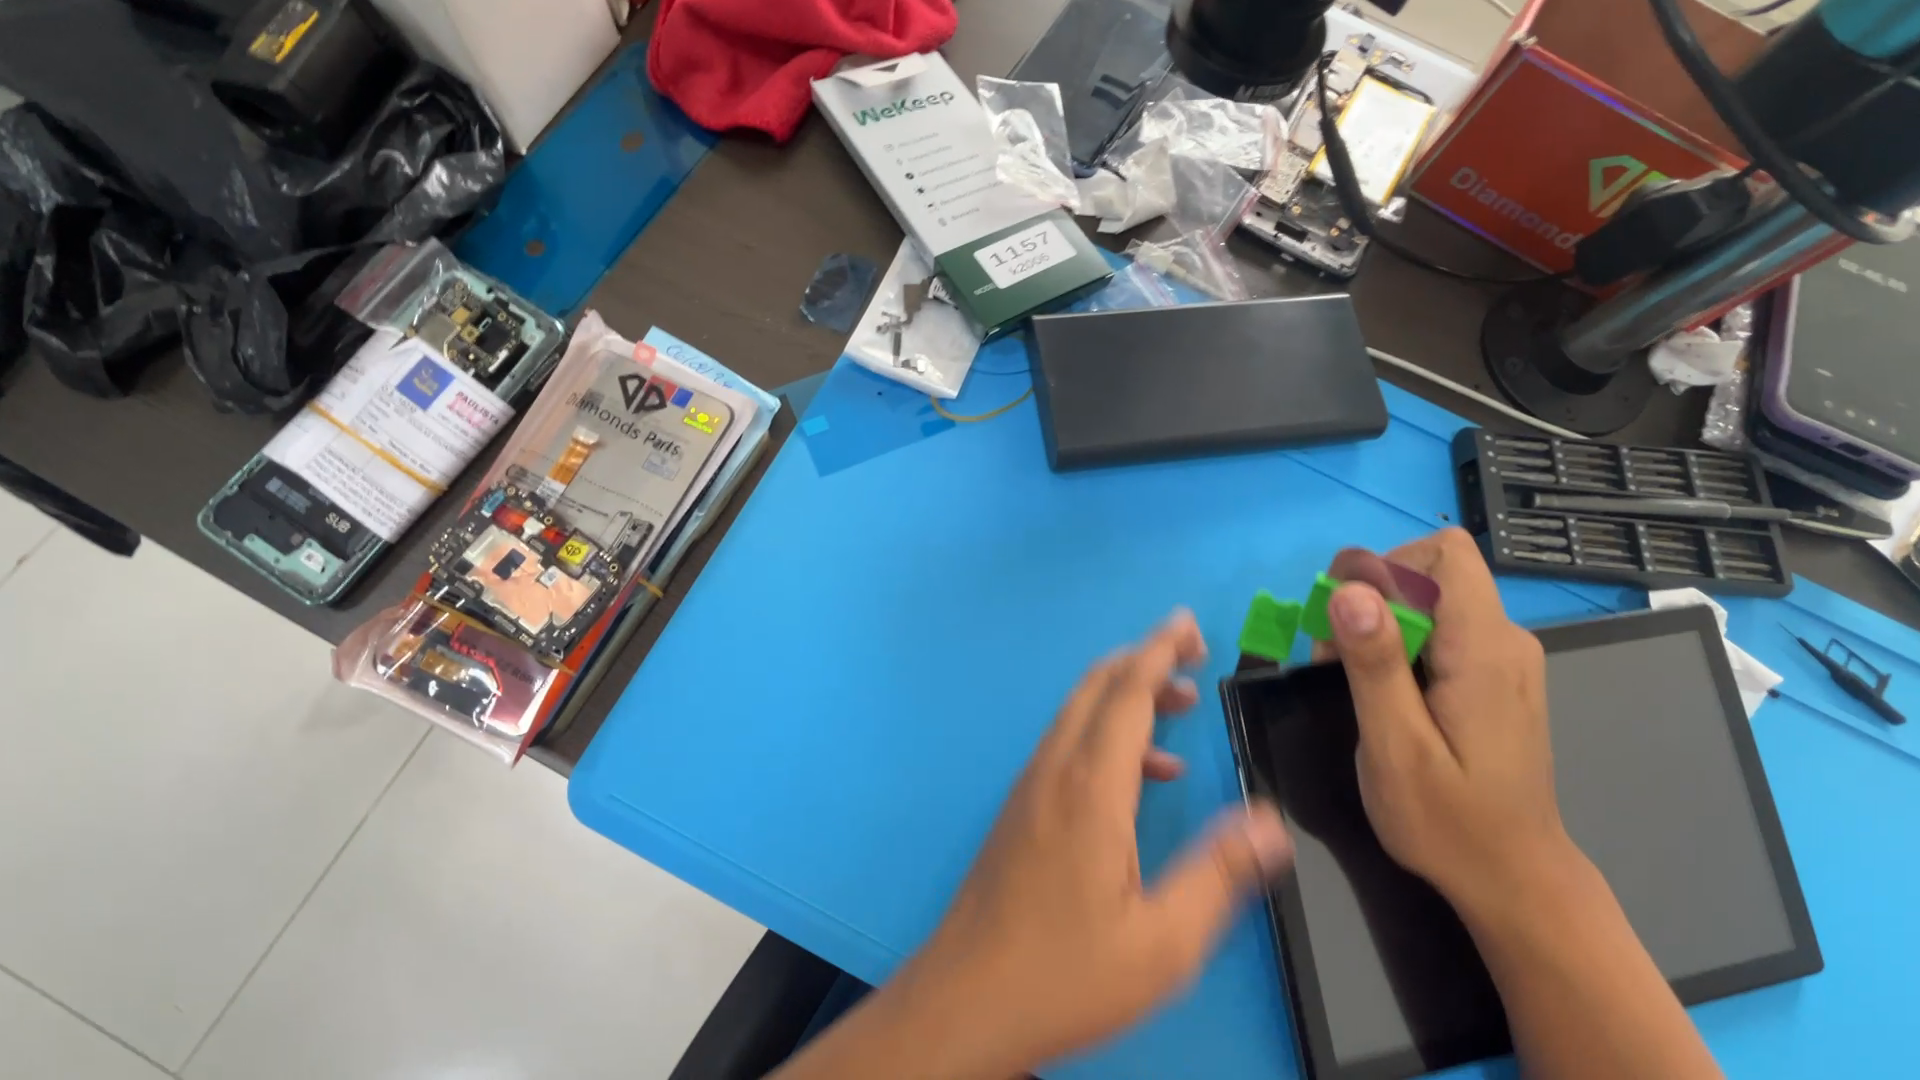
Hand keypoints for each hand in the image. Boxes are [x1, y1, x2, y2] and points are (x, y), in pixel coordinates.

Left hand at [844, 611, 1293, 1079]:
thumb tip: (1272, 822)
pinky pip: (1067, 745)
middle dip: (1143, 659)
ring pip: (1078, 713)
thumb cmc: (1067, 973)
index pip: (1127, 693)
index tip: (1188, 624)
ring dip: (1125, 696)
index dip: (1159, 651)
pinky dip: (1106, 734)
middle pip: (1096, 688)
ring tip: (1179, 709)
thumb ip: (1218, 875)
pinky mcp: (1020, 810)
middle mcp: (1055, 772)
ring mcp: (1030, 788)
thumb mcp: (1162, 940)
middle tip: (1192, 653)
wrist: (967, 999)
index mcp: (1091, 788)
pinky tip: (1141, 777)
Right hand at [1321, 530, 1579, 918]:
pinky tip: (1384, 694)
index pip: (1443, 553)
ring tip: (1353, 684)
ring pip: (1432, 601)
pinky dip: (1400, 646)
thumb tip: (1349, 590)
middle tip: (1335, 660)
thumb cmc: (1448, 821)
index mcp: (1484, 649)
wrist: (1511, 877)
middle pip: (1432, 572)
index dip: (1384, 566)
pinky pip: (1440, 631)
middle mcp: (1504, 639)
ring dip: (1380, 626)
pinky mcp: (1493, 677)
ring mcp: (1503, 658)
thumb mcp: (1395, 746)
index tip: (1343, 616)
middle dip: (1371, 600)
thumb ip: (1374, 664)